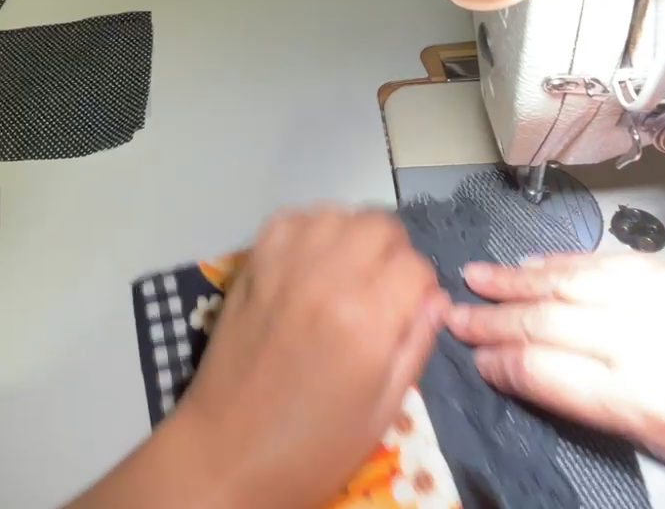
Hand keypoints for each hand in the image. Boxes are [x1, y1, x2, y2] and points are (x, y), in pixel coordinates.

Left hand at [104, 207, 445, 508]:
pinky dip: (309, 229)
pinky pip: (290, 218)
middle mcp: (326, 276)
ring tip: (347, 270)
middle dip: (392, 251)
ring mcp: (284, 263)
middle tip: (382, 286)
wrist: (228, 451)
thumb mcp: (383, 410)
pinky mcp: (252, 261)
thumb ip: (416, 345)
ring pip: (336, 212)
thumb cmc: (313, 446)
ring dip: (351, 235)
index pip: (416, 266)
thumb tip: (436, 298)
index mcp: (367, 318)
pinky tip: (310, 259)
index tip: (410, 308)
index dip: (421, 287)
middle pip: (379, 224)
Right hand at [447, 254, 664, 508]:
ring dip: (519, 278)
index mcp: (655, 404)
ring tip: (476, 276)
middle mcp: (658, 340)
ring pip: (573, 280)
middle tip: (451, 315)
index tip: (473, 359)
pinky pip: (617, 263)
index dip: (501, 363)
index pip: (546, 371)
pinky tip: (542, 264)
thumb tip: (560, 386)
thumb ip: (621, 419)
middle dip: (493, 318)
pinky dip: (570, 263)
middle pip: (548, 319)